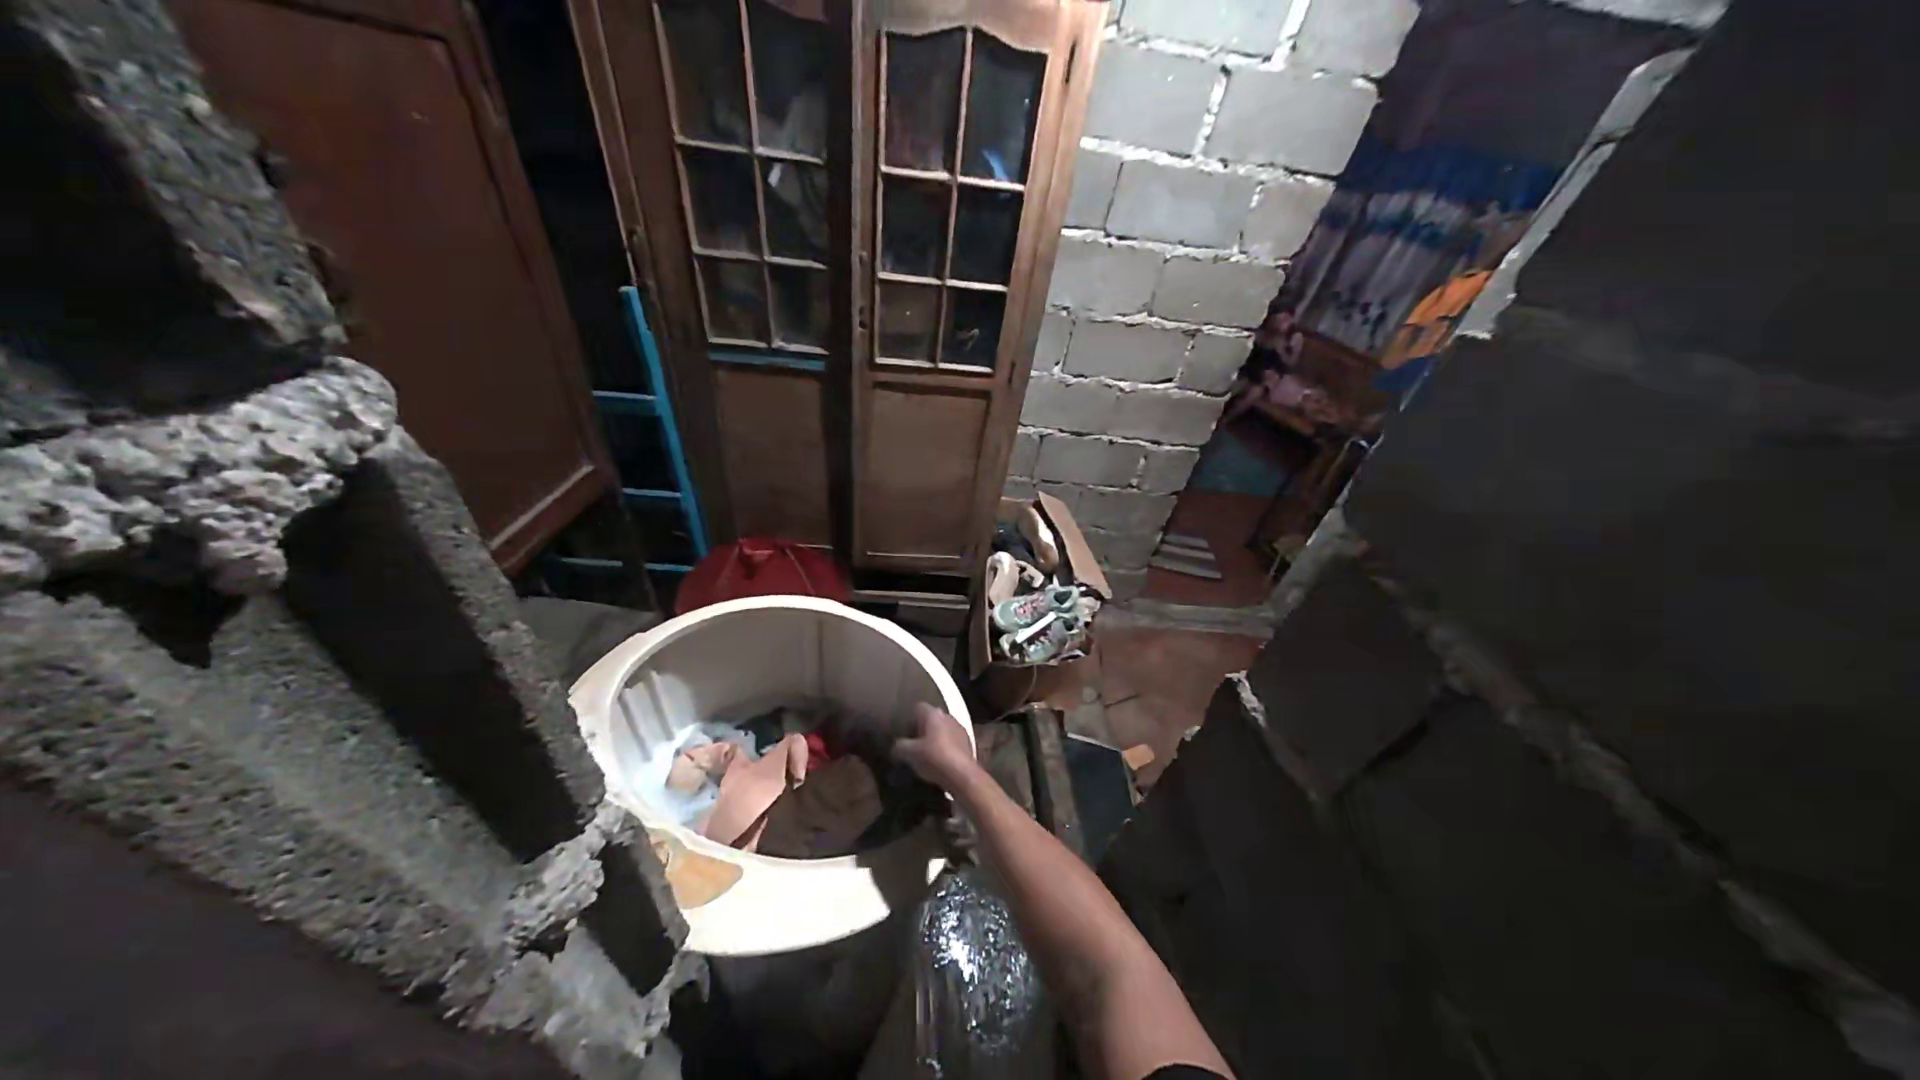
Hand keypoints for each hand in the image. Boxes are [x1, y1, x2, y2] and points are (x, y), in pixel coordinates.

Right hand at [892, 703, 978, 791]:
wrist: (962, 776)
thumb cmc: (934, 758)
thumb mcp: (909, 754)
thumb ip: (899, 746)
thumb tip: (896, 746)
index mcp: (933, 714)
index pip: (918, 707)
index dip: (909, 718)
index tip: (903, 732)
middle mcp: (948, 716)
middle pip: (931, 719)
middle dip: (922, 730)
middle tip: (912, 744)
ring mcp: (960, 729)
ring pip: (942, 730)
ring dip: (935, 739)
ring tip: (926, 754)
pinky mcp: (968, 744)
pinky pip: (952, 742)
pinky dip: (945, 749)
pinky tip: (939, 762)